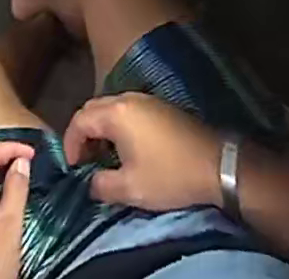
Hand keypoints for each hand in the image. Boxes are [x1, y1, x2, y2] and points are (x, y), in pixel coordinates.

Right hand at [64, 93, 221, 211]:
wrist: (217, 165)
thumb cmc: (171, 175)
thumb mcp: (132, 189)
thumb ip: (102, 185)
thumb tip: (90, 182)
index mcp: (115, 113)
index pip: (79, 120)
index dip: (70, 143)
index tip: (72, 166)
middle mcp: (125, 98)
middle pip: (92, 108)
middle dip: (83, 132)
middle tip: (84, 159)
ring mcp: (144, 99)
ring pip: (109, 107)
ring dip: (100, 128)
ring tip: (104, 155)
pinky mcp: (158, 105)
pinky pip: (126, 109)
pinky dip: (117, 124)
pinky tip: (126, 146)